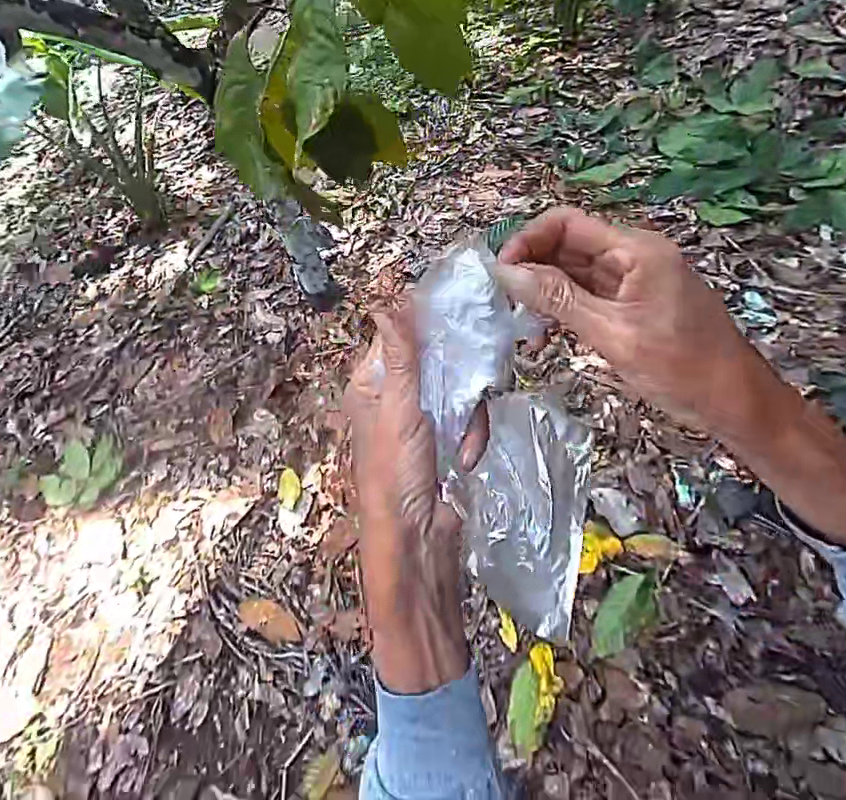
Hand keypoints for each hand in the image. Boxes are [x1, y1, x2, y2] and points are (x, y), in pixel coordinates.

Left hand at [342, 306, 478, 693]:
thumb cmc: (396, 472)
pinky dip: (472, 436)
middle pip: (434, 359)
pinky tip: (467, 459)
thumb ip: (400, 356)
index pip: (397, 335)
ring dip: (467, 417)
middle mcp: (395, 395)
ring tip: (463, 444)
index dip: (424, 322)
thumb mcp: (398, 408)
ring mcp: (423, 417)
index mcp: (371, 384)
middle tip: (473, 378)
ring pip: (457, 387)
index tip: (456, 310)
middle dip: (456, 377)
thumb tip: (384, 302)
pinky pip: (468, 417)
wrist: (418, 543)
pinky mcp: (446, 438)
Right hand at [495, 207, 845, 548]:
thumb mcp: (613, 334)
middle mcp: (634, 255)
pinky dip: (565, 311)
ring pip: (575, 272)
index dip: (527, 240)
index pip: (566, 222)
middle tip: (505, 304)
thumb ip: (558, 300)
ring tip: (524, 327)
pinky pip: (590, 296)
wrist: (737, 403)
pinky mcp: (634, 304)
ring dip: (545, 294)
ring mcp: (635, 280)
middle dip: (533, 269)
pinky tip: (547, 337)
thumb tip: (506, 272)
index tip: (501, 273)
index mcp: (636, 249)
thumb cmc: (682, 368)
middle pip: (568, 245)